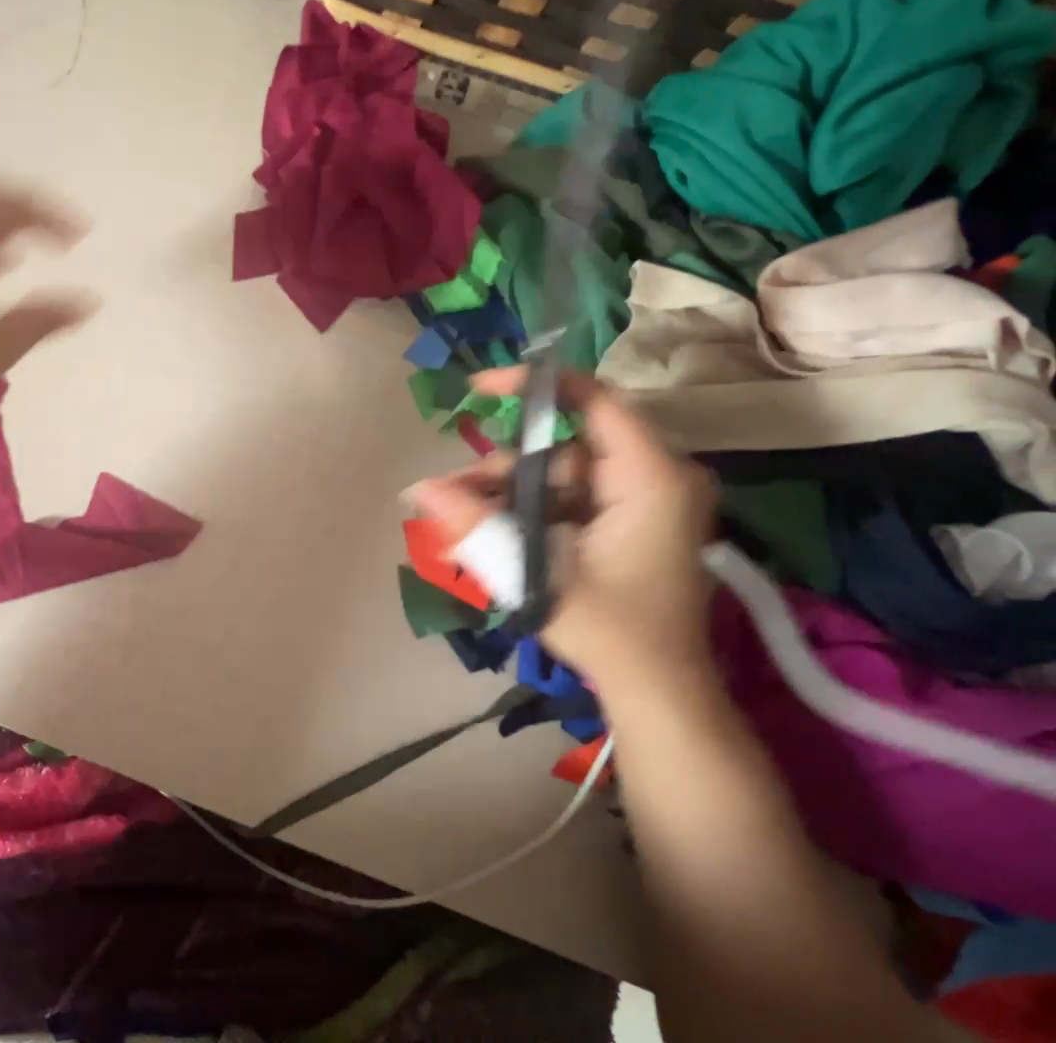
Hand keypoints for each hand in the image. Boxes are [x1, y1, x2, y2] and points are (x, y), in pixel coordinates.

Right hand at [406, 370, 718, 696]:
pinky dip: (532, 508)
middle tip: (455, 492)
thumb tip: (418, 489)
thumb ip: (477, 526)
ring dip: (511, 490)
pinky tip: (492, 531)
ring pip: (563, 471)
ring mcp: (646, 499)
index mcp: (652, 479)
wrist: (658, 688)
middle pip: (567, 443)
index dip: (536, 387)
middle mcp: (658, 477)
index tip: (479, 390)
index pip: (595, 402)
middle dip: (506, 464)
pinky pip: (573, 495)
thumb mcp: (535, 574)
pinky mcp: (631, 520)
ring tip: (462, 519)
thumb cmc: (611, 632)